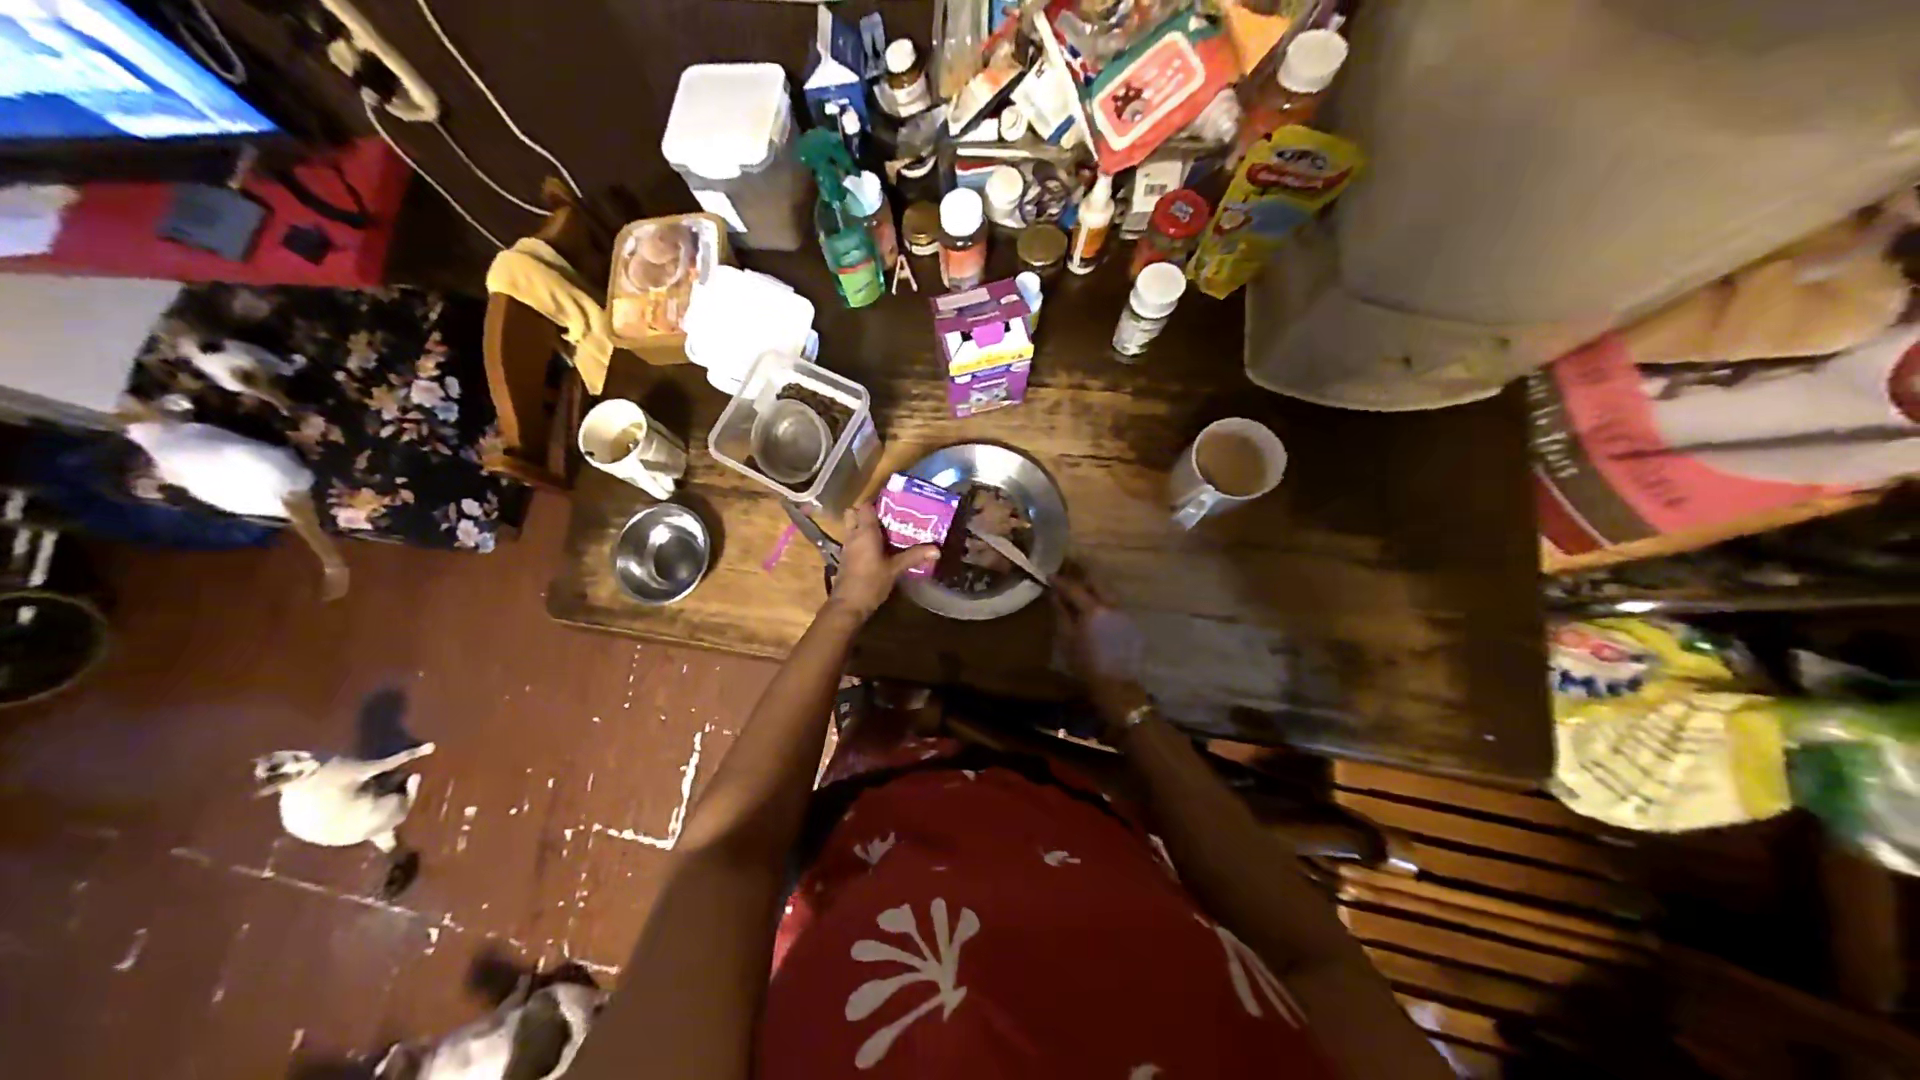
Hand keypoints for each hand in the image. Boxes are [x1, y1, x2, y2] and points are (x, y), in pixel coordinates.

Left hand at [826, 504, 937, 621]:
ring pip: (852, 527)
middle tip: (886, 517)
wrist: (848, 605)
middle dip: (866, 512)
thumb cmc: (871, 582)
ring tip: (886, 531)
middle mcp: (853, 535)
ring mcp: (847, 547)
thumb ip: (914, 556)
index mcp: (865, 532)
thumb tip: (937, 549)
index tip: (892, 503)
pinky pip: (853, 540)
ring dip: (864, 526)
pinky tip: (878, 548)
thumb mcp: (895, 569)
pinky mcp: (845, 558)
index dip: (876, 502)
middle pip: (853, 513)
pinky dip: (862, 539)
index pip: (865, 506)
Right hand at [1050, 569, 1149, 724]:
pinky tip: (1093, 612)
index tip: (1049, 576)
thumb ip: (1061, 613)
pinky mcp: (1129, 622)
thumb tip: (1054, 595)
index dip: (1060, 581)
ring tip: (1079, 595)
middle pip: (1096, 581)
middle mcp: (1111, 605)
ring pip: (1107, 591)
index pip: (1074, 587)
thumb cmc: (1085, 664)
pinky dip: (1101, 602)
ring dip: (1092, 589)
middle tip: (1067, 581)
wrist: (1116, 685)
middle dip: (1081, 578)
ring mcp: (1123, 613)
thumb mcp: (1066, 639)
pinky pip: (1113, 604)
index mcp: (1093, 609)